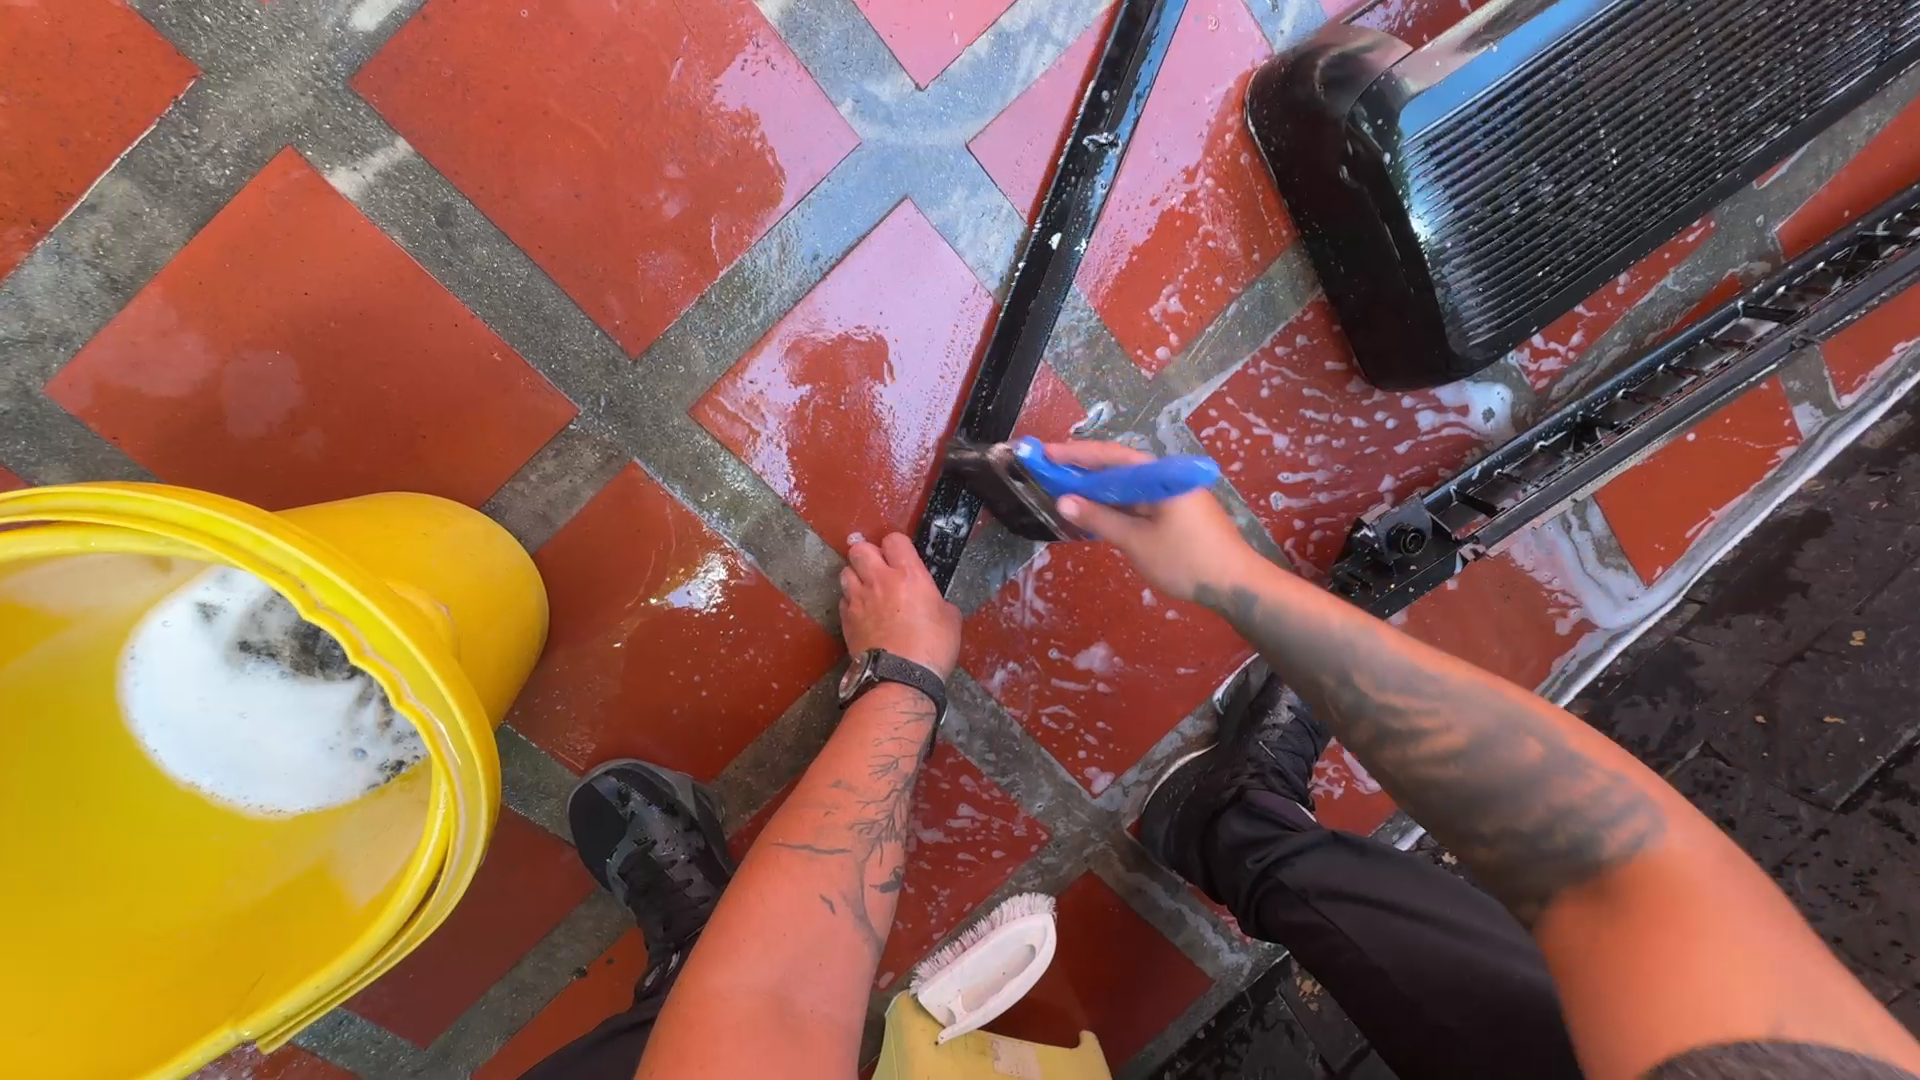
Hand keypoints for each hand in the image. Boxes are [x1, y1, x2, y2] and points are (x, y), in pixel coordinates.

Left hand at [839, 533, 962, 679]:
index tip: (902, 558)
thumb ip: (937, 600)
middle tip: (879, 569)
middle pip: (860, 549)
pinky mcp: (846, 620)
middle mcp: (879, 580)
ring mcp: (858, 599)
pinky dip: (851, 603)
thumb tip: (931, 602)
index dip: (898, 546)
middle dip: (869, 555)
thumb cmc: (932, 647)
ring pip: (845, 572)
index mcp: (908, 575)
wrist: (900, 678)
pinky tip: (862, 614)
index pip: (894, 540)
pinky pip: (843, 600)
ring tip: (868, 590)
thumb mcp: (950, 619)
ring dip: (856, 577)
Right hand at [1046, 440, 1260, 602]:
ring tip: (1063, 491)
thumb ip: (1099, 519)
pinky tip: (1094, 513)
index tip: (1046, 453)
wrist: (1237, 586)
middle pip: (1119, 468)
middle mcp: (1168, 478)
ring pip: (1128, 486)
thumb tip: (1064, 501)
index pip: (1112, 456)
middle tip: (1049, 471)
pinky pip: (1138, 502)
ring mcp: (1174, 495)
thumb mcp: (1137, 542)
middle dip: (1083, 470)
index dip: (1076, 454)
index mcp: (1162, 476)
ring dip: (1098, 490)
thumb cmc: (1187, 561)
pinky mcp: (1176, 513)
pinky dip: (1115, 505)